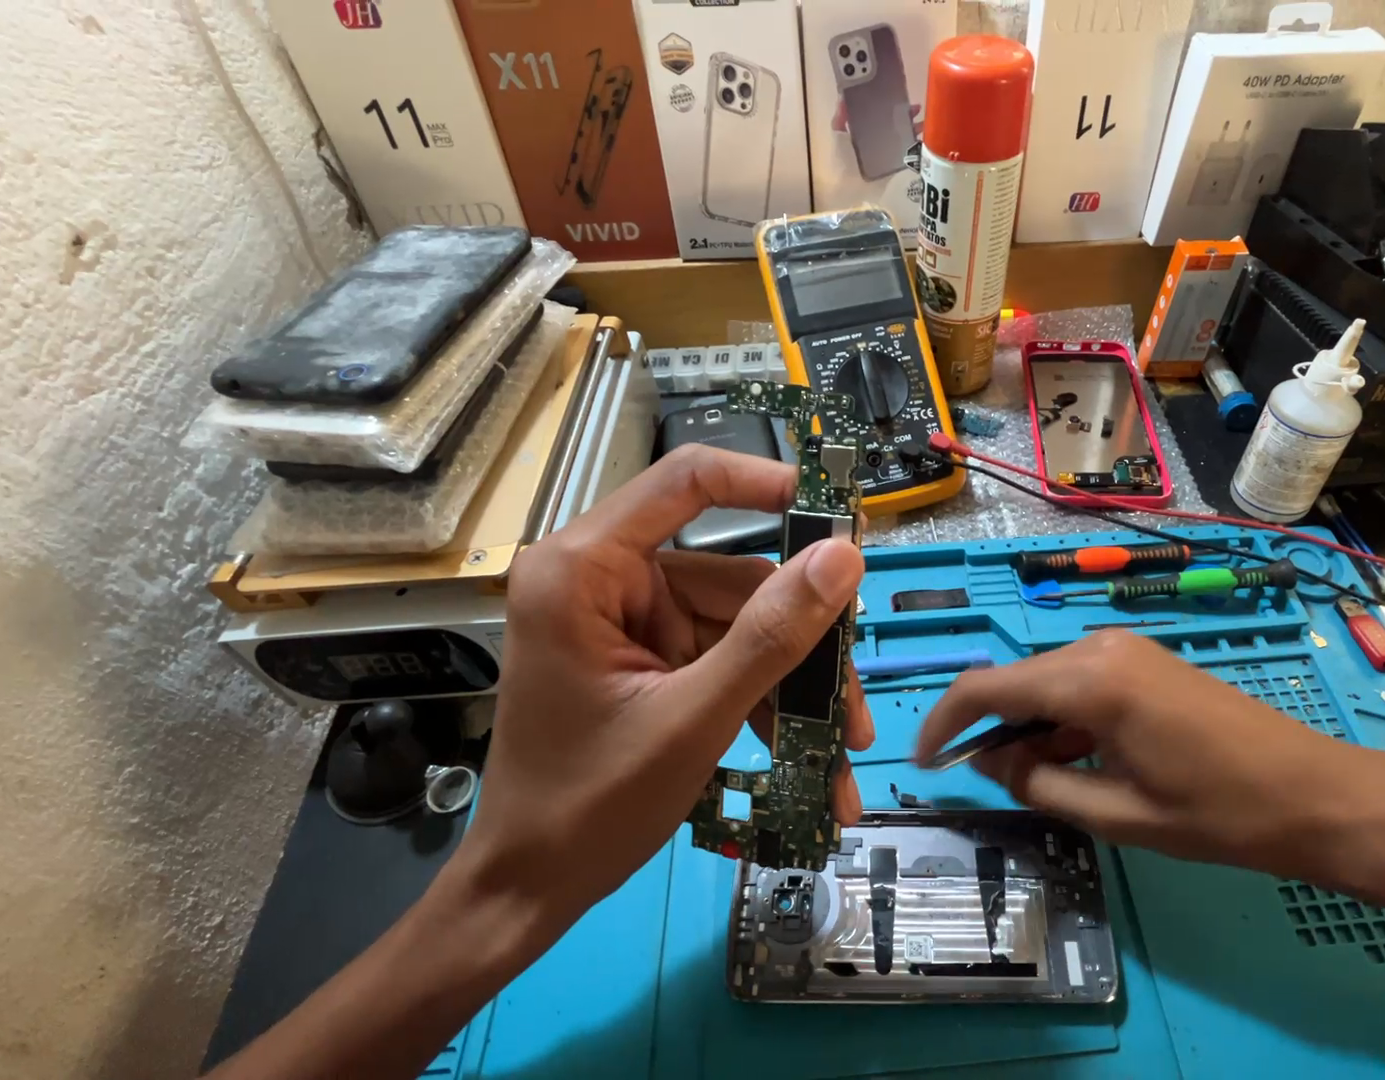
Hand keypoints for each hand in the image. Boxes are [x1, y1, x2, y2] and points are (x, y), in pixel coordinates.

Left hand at [456, 446, 872, 940]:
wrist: (530, 892)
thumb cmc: (588, 807)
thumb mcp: (692, 720)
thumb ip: (770, 636)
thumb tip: (843, 557)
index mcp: (585, 570)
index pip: (685, 482)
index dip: (765, 483)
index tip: (838, 516)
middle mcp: (608, 580)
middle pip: (735, 577)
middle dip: (802, 642)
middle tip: (855, 699)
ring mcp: (633, 622)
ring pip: (743, 624)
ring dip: (797, 685)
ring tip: (845, 747)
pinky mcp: (652, 659)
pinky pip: (728, 658)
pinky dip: (769, 700)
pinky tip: (811, 756)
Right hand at [914, 630, 1384, 878]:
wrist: (1318, 793)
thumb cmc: (1220, 815)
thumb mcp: (1117, 814)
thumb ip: (1038, 784)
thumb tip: (988, 762)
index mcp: (1089, 680)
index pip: (985, 687)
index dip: (943, 721)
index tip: (923, 760)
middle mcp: (1098, 647)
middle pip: (1014, 681)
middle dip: (988, 729)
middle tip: (980, 782)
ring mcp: (1124, 649)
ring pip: (1045, 683)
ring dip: (1026, 727)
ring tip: (1027, 781)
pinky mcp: (1142, 661)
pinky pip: (1079, 683)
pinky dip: (1060, 719)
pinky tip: (1067, 759)